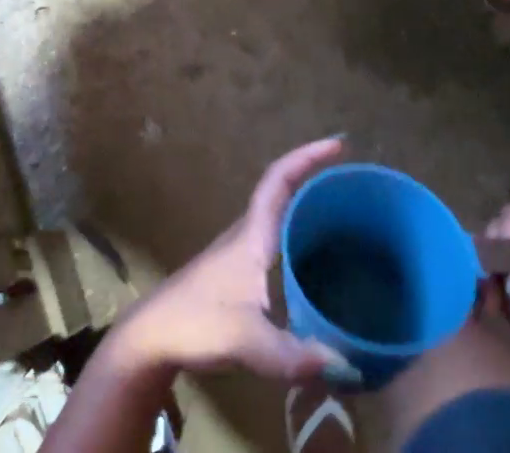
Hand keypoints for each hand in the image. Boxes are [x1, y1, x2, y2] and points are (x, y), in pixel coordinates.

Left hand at [105, 137, 353, 383]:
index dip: (307, 158)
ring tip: (349, 220)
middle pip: (283, 193)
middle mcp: (247, 236)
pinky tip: (319, 264)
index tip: (338, 145)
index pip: (279, 181)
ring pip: (280, 218)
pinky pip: (278, 242)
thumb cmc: (194, 324)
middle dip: (317, 180)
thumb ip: (290, 355)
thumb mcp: (245, 342)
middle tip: (357, 187)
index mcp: (251, 236)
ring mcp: (241, 253)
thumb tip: (341, 364)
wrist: (151, 338)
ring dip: (309, 209)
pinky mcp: (238, 274)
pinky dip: (301, 239)